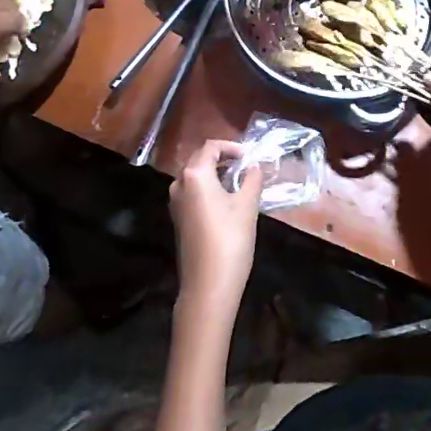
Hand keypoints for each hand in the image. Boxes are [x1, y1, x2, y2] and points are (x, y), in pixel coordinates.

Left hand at [169, 140, 261, 308]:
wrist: (208, 284)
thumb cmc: (230, 239)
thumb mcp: (247, 206)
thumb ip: (252, 180)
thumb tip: (255, 167)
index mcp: (195, 175)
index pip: (211, 147)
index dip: (232, 147)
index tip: (250, 157)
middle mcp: (179, 184)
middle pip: (199, 159)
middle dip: (223, 158)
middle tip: (246, 166)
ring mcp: (175, 203)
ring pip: (195, 177)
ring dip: (215, 174)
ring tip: (239, 182)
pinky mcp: (178, 219)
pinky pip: (192, 193)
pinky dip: (208, 189)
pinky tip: (226, 201)